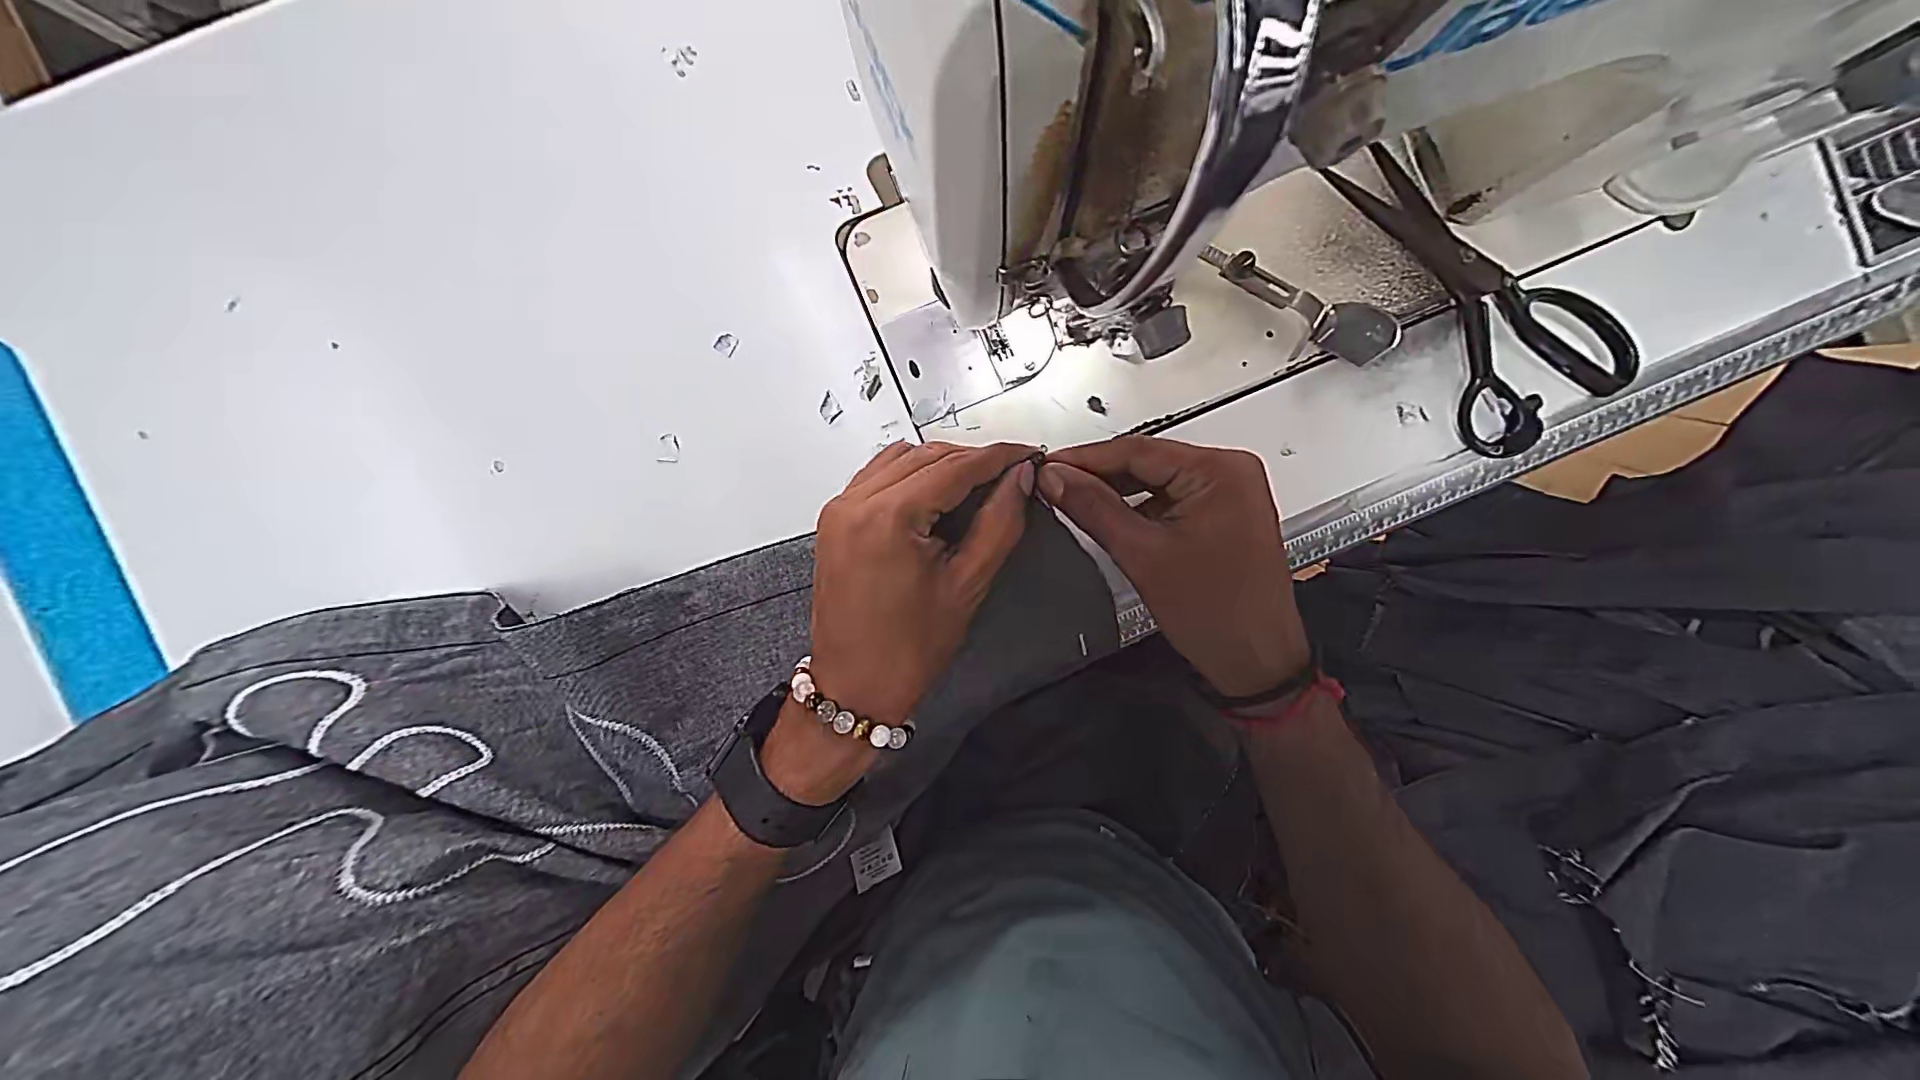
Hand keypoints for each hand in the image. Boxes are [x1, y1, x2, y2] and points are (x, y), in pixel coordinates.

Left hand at [807, 440, 1036, 719]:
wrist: (856, 685)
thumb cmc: (901, 652)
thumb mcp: (968, 585)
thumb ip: (1000, 522)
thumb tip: (1017, 482)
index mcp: (887, 519)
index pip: (955, 466)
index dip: (998, 456)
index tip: (1023, 455)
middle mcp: (855, 506)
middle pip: (927, 455)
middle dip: (972, 458)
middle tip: (1009, 472)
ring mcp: (840, 511)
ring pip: (901, 458)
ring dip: (941, 462)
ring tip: (977, 484)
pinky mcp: (835, 521)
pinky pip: (878, 475)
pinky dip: (911, 474)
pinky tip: (936, 493)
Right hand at [1041, 436, 1307, 696]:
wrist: (1254, 659)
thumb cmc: (1221, 616)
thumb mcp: (1141, 554)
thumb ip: (1093, 508)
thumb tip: (1059, 479)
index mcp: (1221, 473)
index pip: (1137, 449)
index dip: (1084, 458)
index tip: (1051, 467)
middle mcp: (1232, 473)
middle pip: (1146, 460)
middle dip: (1097, 474)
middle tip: (1054, 483)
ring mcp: (1230, 492)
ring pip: (1155, 478)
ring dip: (1115, 490)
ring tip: (1074, 499)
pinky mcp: (1222, 511)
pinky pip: (1169, 496)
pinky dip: (1137, 505)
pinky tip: (1108, 515)